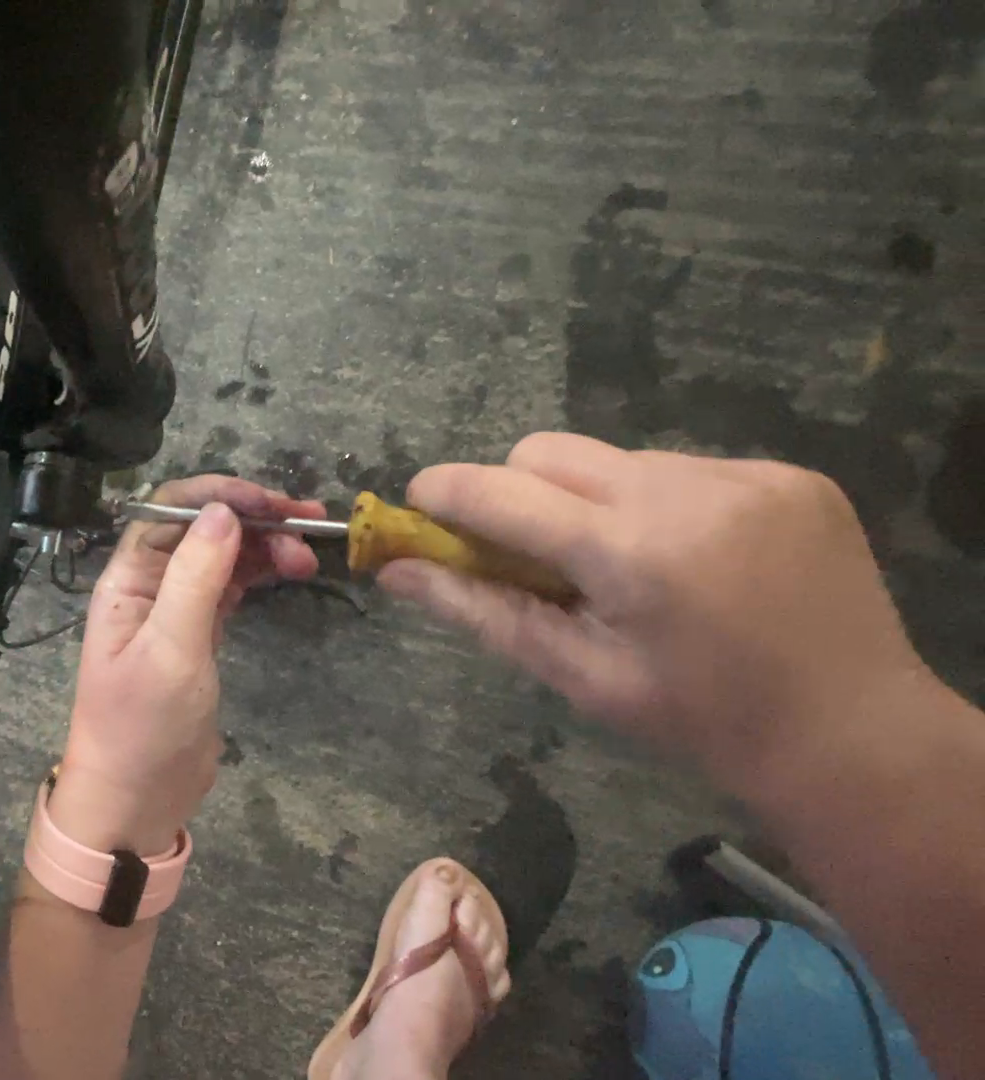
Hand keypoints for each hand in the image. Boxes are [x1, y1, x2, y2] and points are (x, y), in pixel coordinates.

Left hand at [51, 476, 321, 856]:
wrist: (136, 797)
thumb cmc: (142, 725)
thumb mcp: (170, 649)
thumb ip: (195, 578)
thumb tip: (222, 511)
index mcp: (127, 580)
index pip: (168, 513)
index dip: (217, 497)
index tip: (270, 503)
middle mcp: (147, 586)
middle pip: (199, 530)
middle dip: (250, 517)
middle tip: (308, 522)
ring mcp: (174, 611)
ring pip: (220, 558)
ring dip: (261, 546)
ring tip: (309, 555)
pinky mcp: (198, 637)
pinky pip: (228, 589)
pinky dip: (258, 575)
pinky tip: (288, 573)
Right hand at [378, 432, 930, 786]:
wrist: (857, 734)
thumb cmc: (696, 717)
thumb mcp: (573, 672)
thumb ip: (476, 609)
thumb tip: (390, 571)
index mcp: (630, 551)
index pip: (499, 492)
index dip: (442, 491)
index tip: (417, 504)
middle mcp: (686, 492)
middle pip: (545, 451)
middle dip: (514, 491)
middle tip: (529, 552)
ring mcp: (745, 476)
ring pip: (609, 458)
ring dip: (585, 499)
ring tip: (620, 563)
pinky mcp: (786, 474)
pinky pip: (673, 466)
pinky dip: (649, 502)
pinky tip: (683, 556)